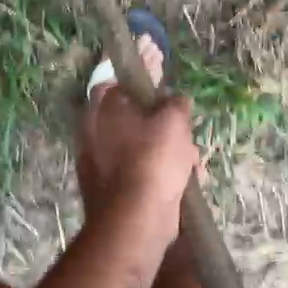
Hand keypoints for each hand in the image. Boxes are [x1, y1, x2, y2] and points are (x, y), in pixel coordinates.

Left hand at [76, 84, 200, 238]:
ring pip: (143, 144)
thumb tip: (175, 100)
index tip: (162, 66)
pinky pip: (143, 170)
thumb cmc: (153, 159)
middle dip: (166, 121)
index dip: (143, 71)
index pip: (120, 78)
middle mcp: (95, 131)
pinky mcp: (112, 189)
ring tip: (193, 163)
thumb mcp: (173, 121)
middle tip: (185, 125)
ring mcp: (101, 162)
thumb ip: (175, 103)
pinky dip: (164, 173)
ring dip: (171, 151)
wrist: (135, 221)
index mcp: (103, 107)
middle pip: (135, 114)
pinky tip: (188, 181)